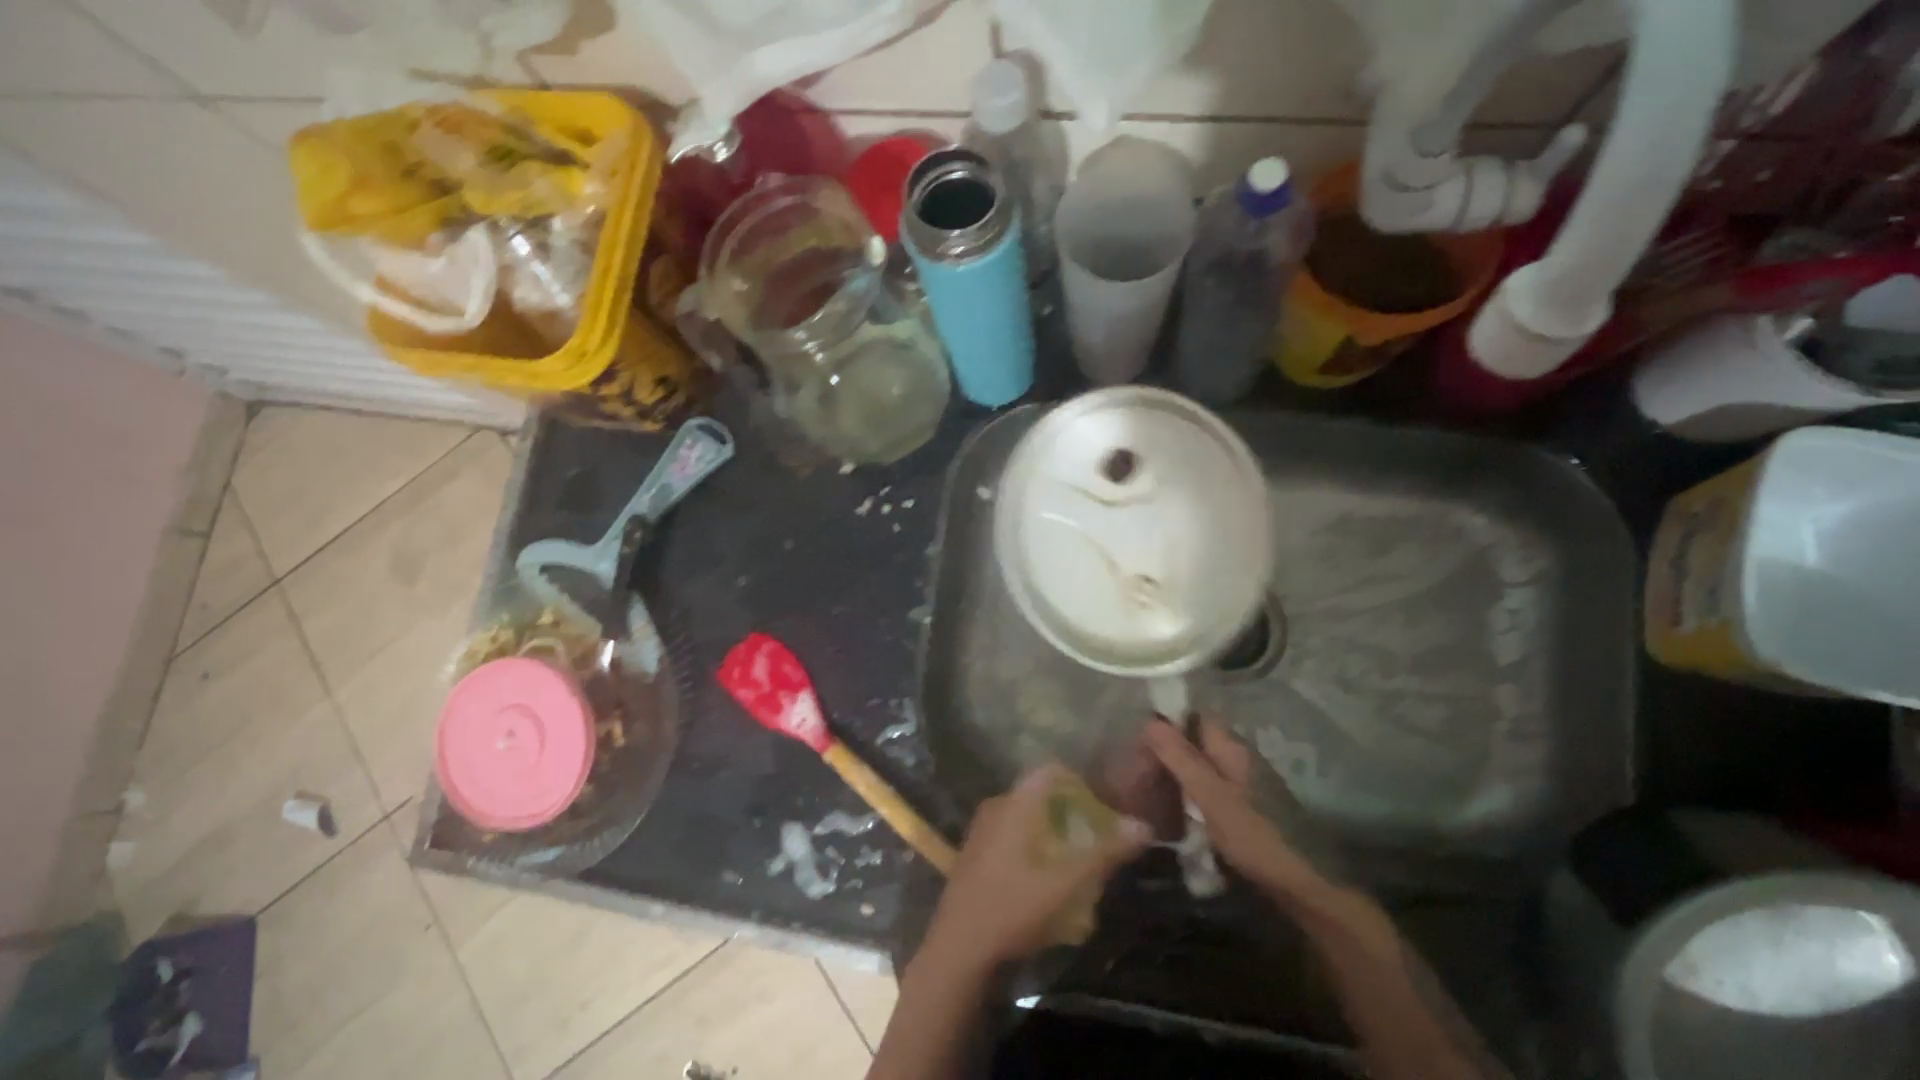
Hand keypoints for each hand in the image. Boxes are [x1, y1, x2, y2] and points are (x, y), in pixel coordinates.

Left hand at [922, 764, 1150, 969]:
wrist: (957, 949)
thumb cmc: (1012, 908)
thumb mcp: (1066, 883)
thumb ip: (1104, 852)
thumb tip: (1143, 825)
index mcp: (1014, 804)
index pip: (1050, 770)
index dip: (1080, 780)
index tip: (1104, 803)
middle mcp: (994, 807)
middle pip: (1038, 795)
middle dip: (1069, 810)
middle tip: (1097, 832)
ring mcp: (979, 831)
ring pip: (1023, 817)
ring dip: (1050, 831)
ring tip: (1076, 856)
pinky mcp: (973, 855)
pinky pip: (1009, 836)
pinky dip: (1031, 846)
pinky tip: (1045, 875)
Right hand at [1142, 717, 1330, 902]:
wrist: (1300, 882)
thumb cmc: (1252, 835)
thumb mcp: (1210, 796)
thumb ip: (1181, 758)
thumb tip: (1150, 720)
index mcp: (1234, 749)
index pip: (1197, 716)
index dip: (1169, 720)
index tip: (1140, 735)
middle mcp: (1243, 758)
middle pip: (1201, 740)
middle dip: (1171, 748)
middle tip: (1139, 765)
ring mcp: (1249, 783)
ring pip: (1207, 764)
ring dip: (1181, 771)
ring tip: (1151, 786)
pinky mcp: (1250, 807)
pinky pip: (1214, 787)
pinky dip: (1194, 792)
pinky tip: (1179, 808)